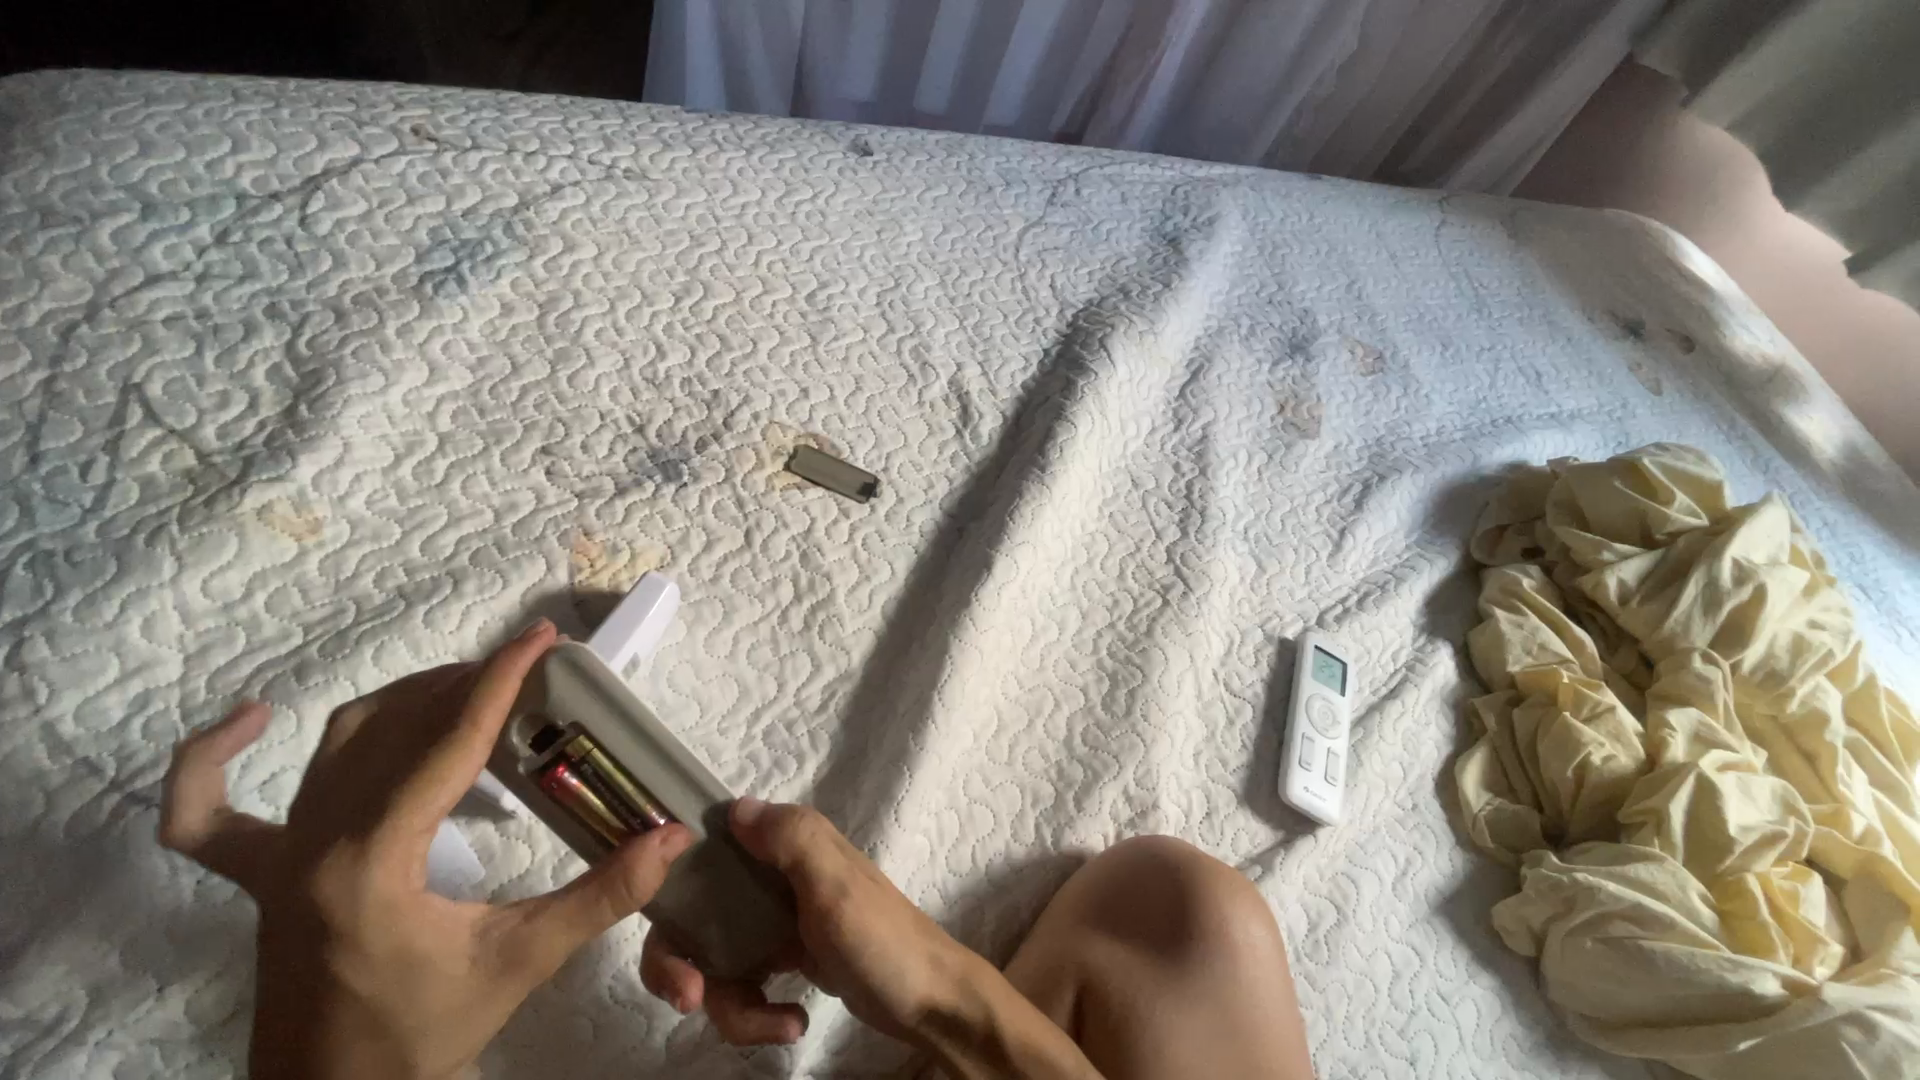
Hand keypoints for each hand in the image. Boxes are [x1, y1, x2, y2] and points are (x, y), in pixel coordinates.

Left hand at [159, 619, 695, 1079]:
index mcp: (373, 860)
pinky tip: (249, 719)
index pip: (448, 743)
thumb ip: (603, 896)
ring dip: (406, 700)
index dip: (500, 681)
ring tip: (466, 686)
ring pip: (339, 743)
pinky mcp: (256, 877)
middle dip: (469, 684)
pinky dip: (213, 758)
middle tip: (529, 667)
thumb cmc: (426, 1032)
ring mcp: (276, 857)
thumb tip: (671, 838)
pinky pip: (204, 812)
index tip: (540, 638)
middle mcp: (316, 841)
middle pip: (399, 728)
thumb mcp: (522, 961)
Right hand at [639, 799, 986, 1046]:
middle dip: (681, 965)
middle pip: (693, 917)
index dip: (672, 884)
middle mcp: (775, 877)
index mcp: (789, 847)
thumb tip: (734, 806)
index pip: (708, 848)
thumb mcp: (837, 884)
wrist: (928, 1002)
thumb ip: (792, 839)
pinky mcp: (784, 959)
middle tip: (690, 998)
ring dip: (733, 1006)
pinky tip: (791, 1022)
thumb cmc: (882, 938)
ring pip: (713, 962)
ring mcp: (776, 921)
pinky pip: (741, 987)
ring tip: (777, 1023)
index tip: (667, 926)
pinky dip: (755, 1013)